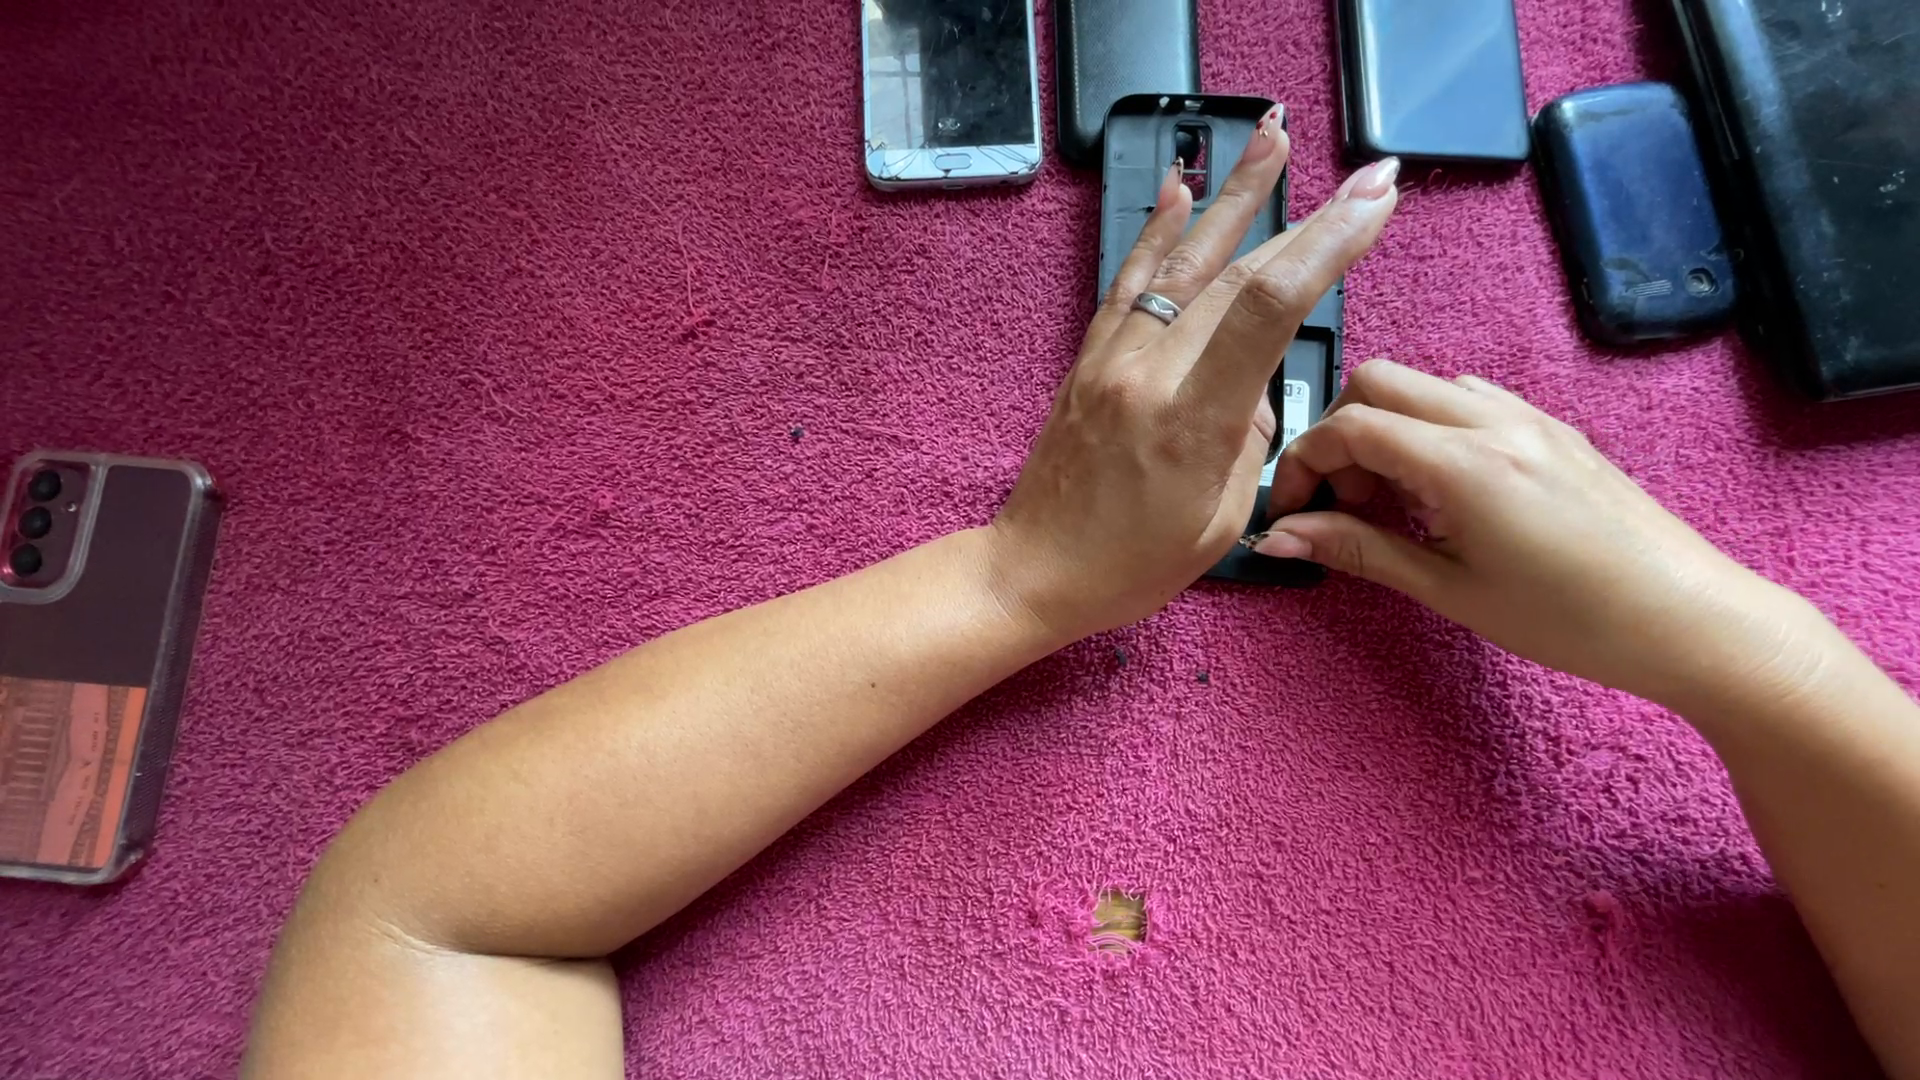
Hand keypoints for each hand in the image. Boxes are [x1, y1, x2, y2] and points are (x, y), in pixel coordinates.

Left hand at [986, 109, 1402, 640]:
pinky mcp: (1085, 364)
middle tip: (1365, 175)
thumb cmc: (1129, 567)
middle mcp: (1146, 374)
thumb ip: (1248, 443)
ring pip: (1177, 265)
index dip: (1326, 246)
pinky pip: (1124, 288)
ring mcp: (1109, 363)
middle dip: (1305, 220)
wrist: (1034, 569)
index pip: (1265, 310)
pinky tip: (1177, 192)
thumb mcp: (1217, 522)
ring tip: (1269, 134)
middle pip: (1231, 276)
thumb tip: (1252, 386)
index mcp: (1189, 422)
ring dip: (1229, 197)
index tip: (1377, 203)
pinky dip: (1153, 236)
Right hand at [1256, 359, 1810, 706]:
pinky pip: (1463, 399)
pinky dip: (1422, 427)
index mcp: (1466, 463)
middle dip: (1335, 434)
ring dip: (1380, 428)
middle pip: (1375, 382)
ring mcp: (1527, 418)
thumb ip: (1356, 550)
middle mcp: (1494, 421)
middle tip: (1340, 500)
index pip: (1350, 426)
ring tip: (1388, 498)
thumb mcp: (1448, 590)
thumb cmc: (1568, 620)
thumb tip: (1277, 538)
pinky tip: (1434, 486)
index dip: (1302, 463)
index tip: (1291, 511)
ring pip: (1420, 385)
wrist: (1694, 622)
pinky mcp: (1548, 429)